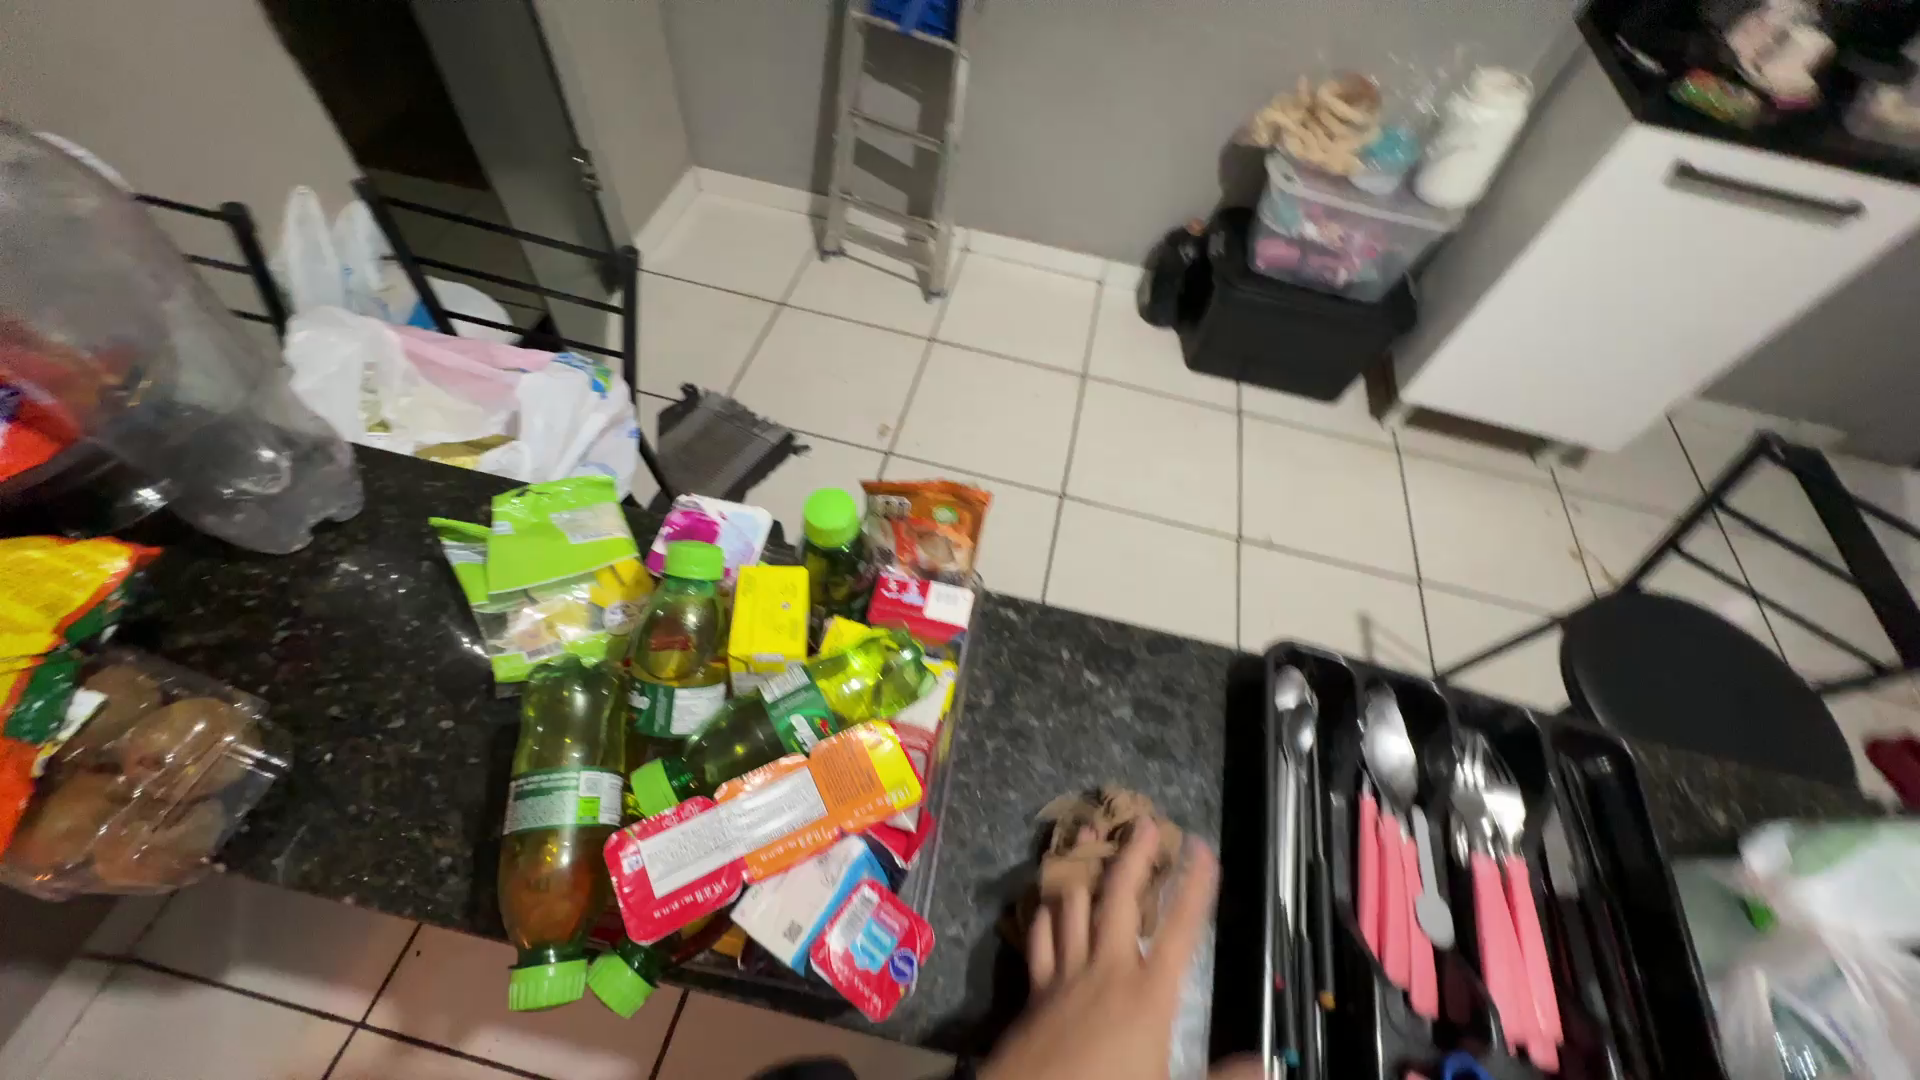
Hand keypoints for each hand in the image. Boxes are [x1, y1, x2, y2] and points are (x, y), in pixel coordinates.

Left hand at [979, 819, 1259, 1079]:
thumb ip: (1222, 1079)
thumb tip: (1267, 1064)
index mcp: (1150, 995)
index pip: (1181, 930)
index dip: (1194, 886)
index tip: (1201, 847)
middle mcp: (1109, 970)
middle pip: (1121, 899)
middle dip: (1133, 857)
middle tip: (1142, 822)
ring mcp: (1068, 973)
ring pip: (1073, 904)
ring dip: (1080, 868)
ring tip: (1084, 832)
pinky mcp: (1037, 986)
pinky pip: (1039, 937)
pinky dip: (1044, 913)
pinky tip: (1046, 897)